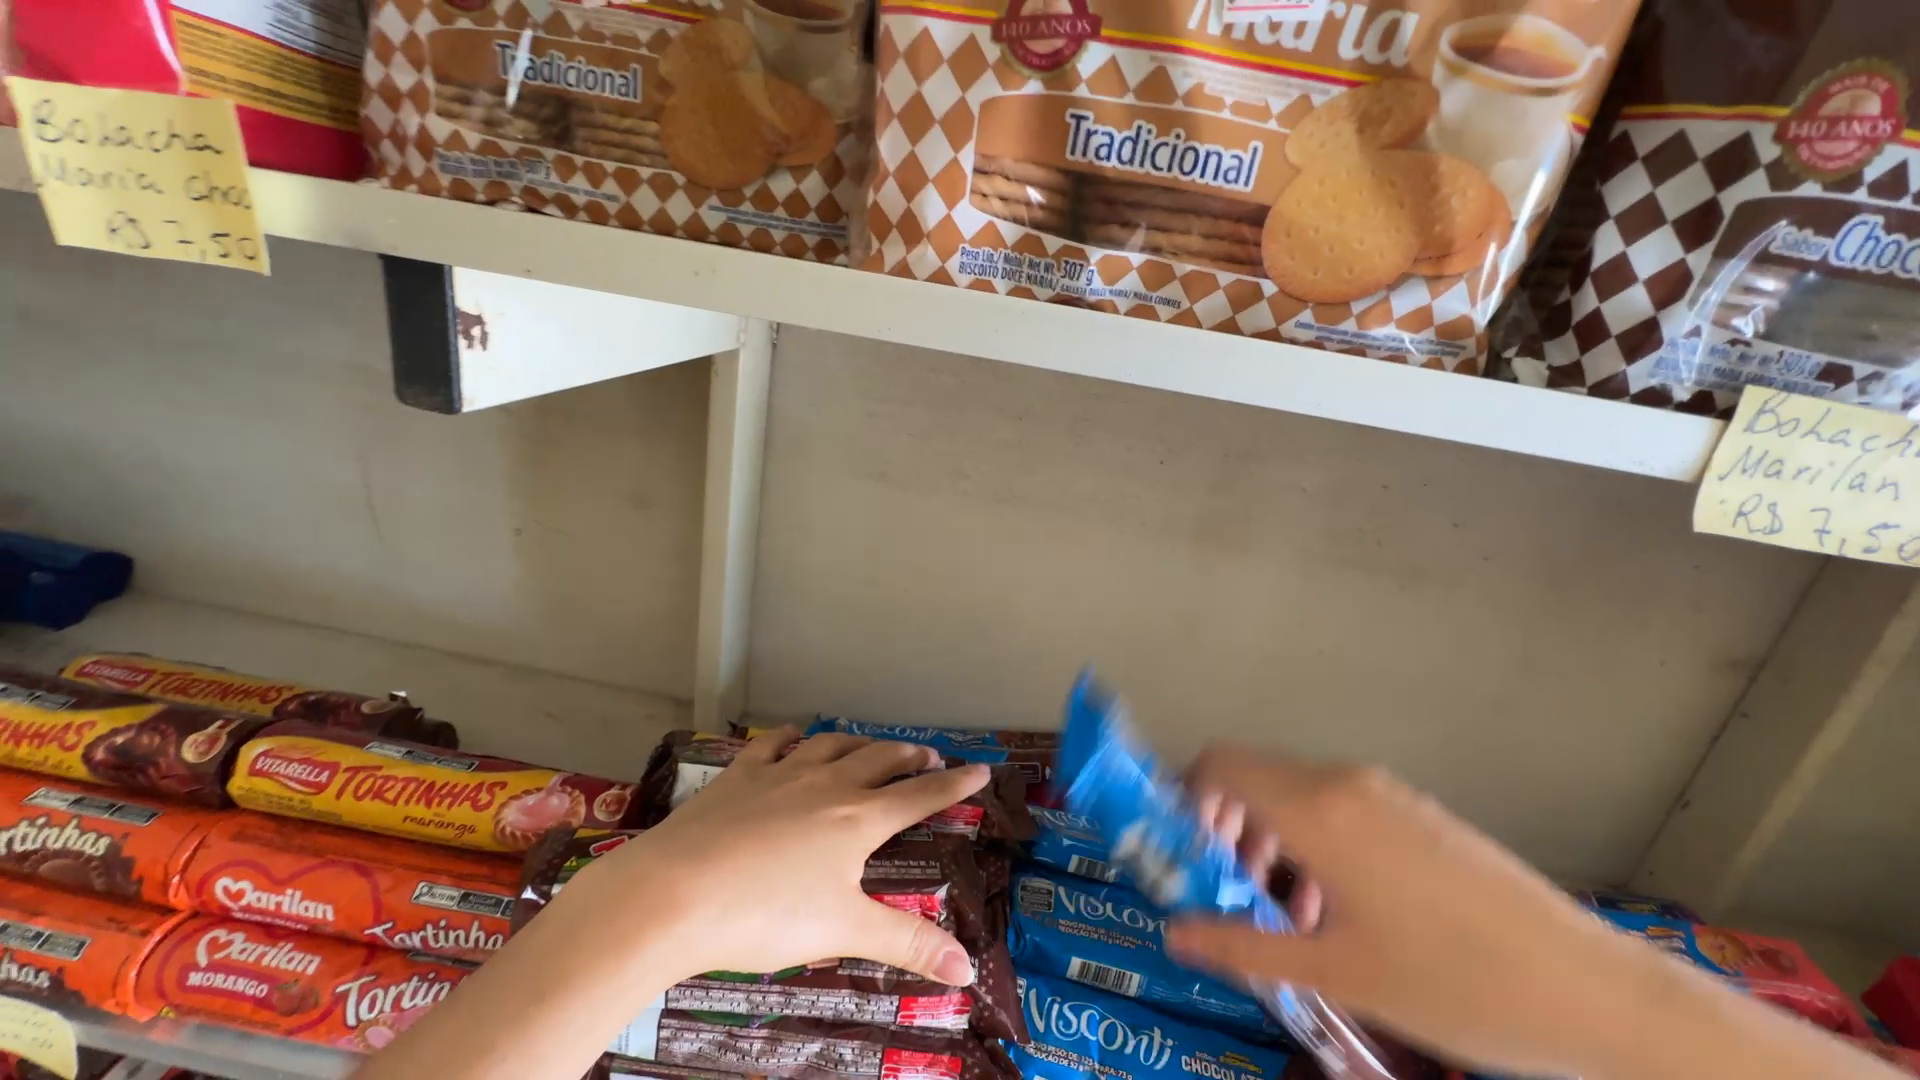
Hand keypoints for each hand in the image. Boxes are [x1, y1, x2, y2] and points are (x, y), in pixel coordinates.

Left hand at [570, 728, 988, 987]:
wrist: (674, 893)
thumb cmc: (766, 914)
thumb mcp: (843, 932)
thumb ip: (906, 944)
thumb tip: (967, 969)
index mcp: (858, 818)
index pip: (919, 796)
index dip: (954, 785)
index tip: (980, 767)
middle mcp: (826, 785)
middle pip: (879, 760)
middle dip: (909, 758)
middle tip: (928, 758)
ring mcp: (779, 774)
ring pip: (831, 745)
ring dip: (859, 742)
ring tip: (873, 745)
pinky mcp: (738, 776)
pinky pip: (771, 745)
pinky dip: (789, 737)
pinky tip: (792, 735)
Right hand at [1160, 749, 1674, 1077]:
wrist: (1594, 992)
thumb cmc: (1451, 982)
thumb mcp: (1333, 971)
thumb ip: (1240, 945)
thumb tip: (1173, 932)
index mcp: (1316, 808)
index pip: (1220, 764)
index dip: (1185, 797)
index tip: (1182, 852)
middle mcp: (1346, 783)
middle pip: (1255, 776)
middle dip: (1224, 826)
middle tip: (1223, 888)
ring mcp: (1388, 795)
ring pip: (1297, 794)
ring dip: (1269, 838)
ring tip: (1280, 913)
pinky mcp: (1418, 814)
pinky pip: (1339, 808)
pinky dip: (1312, 842)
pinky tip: (1334, 912)